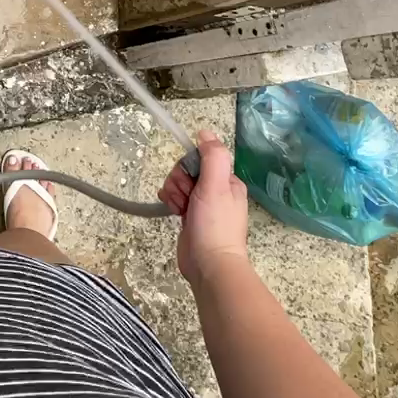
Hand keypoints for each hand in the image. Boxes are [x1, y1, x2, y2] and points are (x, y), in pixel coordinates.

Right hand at [159, 129, 249, 286]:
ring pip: (179, 183)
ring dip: (173, 191)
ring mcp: (202, 204)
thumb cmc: (214, 224)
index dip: (188, 165)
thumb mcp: (217, 186)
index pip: (200, 158)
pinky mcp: (190, 216)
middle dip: (179, 180)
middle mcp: (216, 190)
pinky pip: (175, 197)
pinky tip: (172, 211)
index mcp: (227, 181)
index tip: (190, 181)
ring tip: (179, 208)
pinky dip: (170, 200)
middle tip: (185, 198)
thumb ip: (213, 157)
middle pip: (187, 170)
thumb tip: (205, 132)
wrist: (209, 265)